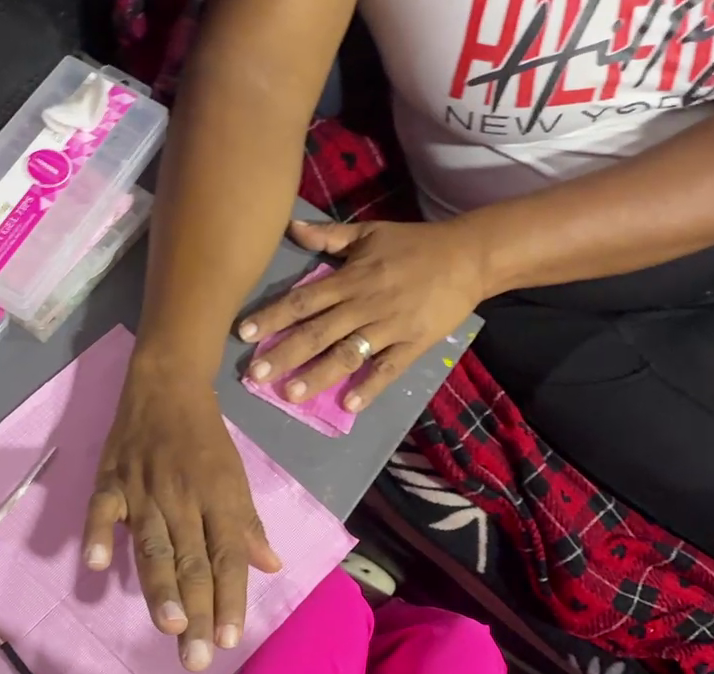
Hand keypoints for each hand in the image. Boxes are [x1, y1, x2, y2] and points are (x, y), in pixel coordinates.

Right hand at [85, 360, 282, 671]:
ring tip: (167, 626)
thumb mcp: (235, 477)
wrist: (167, 385)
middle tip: (196, 657)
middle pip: (192, 562)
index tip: (229, 640)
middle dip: (197, 611)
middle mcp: (184, 500)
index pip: (227, 558)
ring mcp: (144, 490)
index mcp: (218, 500)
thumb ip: (246, 523)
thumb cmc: (205, 439)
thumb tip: (270, 566)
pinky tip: (95, 566)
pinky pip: (101, 510)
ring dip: (160, 586)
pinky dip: (97, 534)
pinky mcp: (111, 480)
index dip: (230, 598)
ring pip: (153, 545)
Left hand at [240, 219, 486, 412]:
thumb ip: (329, 236)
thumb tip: (291, 228)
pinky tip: (349, 406)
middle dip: (284, 353)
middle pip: (317, 331)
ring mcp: (388, 326)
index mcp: (349, 279)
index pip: (303, 299)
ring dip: (318, 375)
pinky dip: (370, 386)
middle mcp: (363, 304)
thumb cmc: (413, 245)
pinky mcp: (413, 344)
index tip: (243, 333)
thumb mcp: (369, 233)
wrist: (469, 256)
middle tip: (255, 376)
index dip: (272, 316)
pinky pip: (388, 368)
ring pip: (347, 353)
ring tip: (291, 395)